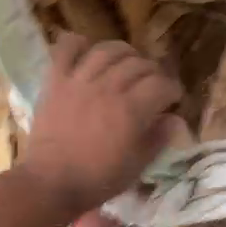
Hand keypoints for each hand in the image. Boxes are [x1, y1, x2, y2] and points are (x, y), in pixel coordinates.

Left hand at [18, 32, 185, 215]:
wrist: (51, 183)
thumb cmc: (98, 180)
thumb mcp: (137, 166)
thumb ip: (158, 139)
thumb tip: (174, 120)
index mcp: (132, 110)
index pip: (161, 85)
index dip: (172, 89)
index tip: (173, 99)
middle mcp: (108, 88)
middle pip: (138, 64)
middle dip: (153, 71)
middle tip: (153, 83)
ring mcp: (79, 81)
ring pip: (107, 50)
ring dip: (124, 52)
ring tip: (128, 62)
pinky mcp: (56, 81)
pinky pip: (66, 49)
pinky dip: (77, 43)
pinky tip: (87, 48)